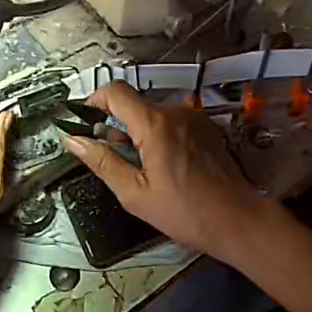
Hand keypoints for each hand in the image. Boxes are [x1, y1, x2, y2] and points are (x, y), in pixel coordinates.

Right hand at [62, 81, 286, 264]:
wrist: (238, 220)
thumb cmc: (188, 212)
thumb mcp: (134, 193)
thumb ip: (102, 162)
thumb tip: (74, 141)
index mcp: (155, 125)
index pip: (115, 91)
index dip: (95, 100)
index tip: (86, 118)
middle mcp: (176, 113)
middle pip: (135, 105)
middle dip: (117, 125)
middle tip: (111, 155)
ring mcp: (194, 119)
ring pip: (154, 114)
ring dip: (140, 133)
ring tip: (141, 167)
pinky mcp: (206, 128)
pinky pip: (173, 122)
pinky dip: (161, 136)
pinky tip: (163, 165)